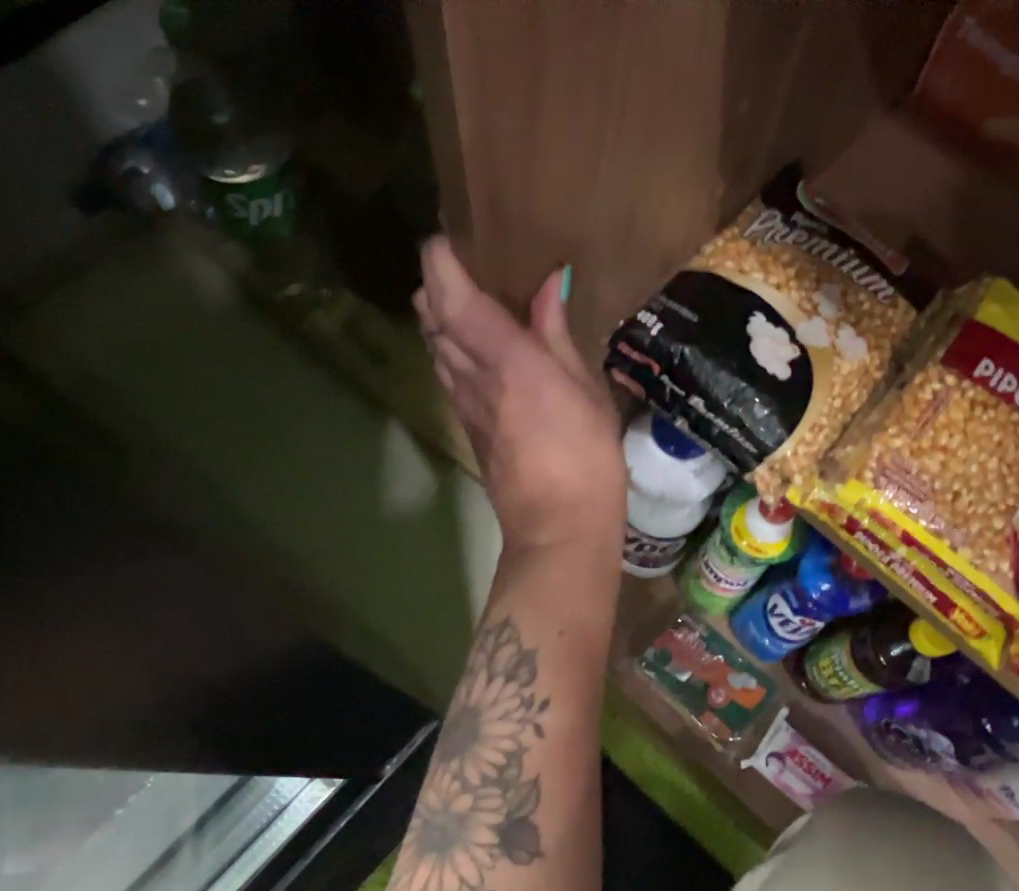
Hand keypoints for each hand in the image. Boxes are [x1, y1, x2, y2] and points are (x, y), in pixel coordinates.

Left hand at [416, 237, 626, 555]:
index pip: (453, 297)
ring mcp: (464, 402)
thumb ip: (557, 333)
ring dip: (438, 316)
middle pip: (432, 317)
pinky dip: (449, 347)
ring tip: (464, 298)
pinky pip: (447, 372)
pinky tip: (473, 348)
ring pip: (434, 345)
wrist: (558, 526)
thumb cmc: (586, 456)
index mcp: (505, 358)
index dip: (441, 261)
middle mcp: (472, 374)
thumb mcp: (585, 388)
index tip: (448, 236)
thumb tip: (548, 283)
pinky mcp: (467, 424)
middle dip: (435, 284)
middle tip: (460, 263)